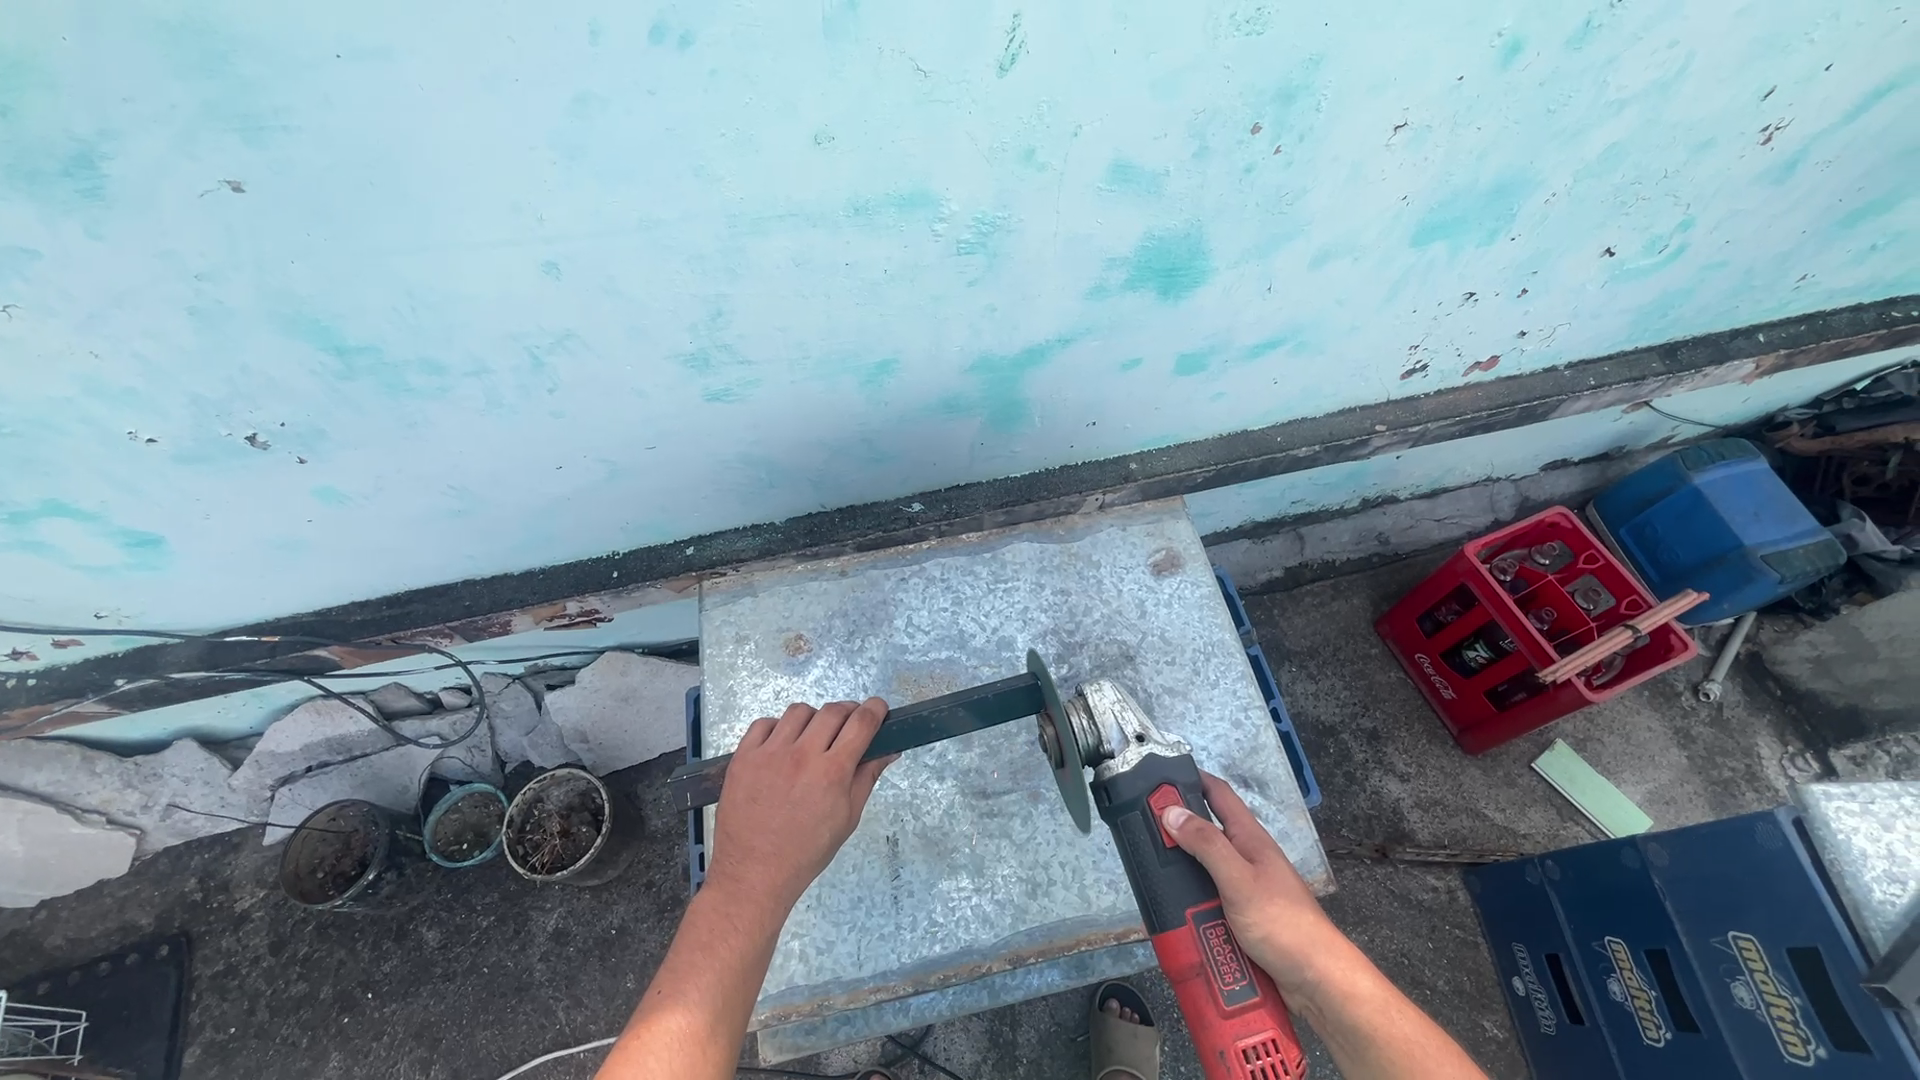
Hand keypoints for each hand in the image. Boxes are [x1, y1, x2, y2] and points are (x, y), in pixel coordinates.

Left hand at [706, 698, 895, 912]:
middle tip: (850, 725)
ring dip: (814, 718)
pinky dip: (778, 728)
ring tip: (814, 737)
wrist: (754, 873)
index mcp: (832, 772)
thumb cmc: (806, 852)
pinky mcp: (743, 757)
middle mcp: (801, 755)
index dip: (875, 709)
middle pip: (833, 711)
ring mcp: (769, 754)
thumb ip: (867, 777)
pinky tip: (782, 745)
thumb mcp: (847, 818)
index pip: (862, 723)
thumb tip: (889, 751)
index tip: (878, 708)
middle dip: (849, 712)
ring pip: (799, 712)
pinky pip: (764, 723)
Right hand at [1159, 772, 1352, 997]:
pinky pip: (1206, 904)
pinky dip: (1189, 906)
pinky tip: (1173, 914)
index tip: (1158, 778)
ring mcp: (1242, 889)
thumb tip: (1170, 811)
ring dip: (1181, 877)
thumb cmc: (1282, 922)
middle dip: (1175, 835)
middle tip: (1141, 836)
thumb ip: (1206, 845)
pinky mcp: (1239, 918)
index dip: (1191, 779)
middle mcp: (1245, 858)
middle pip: (1203, 836)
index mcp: (1248, 838)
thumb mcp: (1239, 879)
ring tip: (1149, 878)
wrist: (1316, 980)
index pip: (1218, 794)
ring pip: (1201, 873)